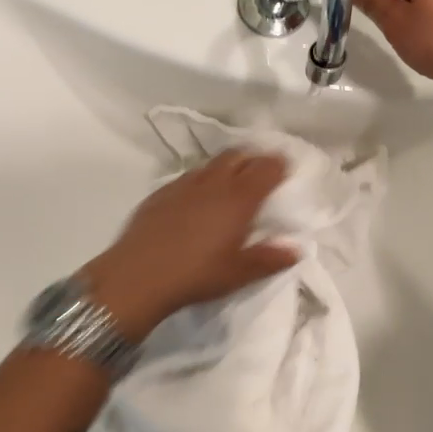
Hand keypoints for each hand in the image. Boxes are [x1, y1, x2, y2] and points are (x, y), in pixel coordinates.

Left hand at [85, 151, 298, 337]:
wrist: (138, 276)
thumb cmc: (196, 275)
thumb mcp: (238, 273)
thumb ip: (269, 259)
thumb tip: (295, 250)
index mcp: (238, 199)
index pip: (265, 168)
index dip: (279, 165)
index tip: (286, 169)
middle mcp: (213, 183)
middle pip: (238, 155)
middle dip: (253, 158)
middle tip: (261, 172)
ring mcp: (183, 185)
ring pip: (211, 164)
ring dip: (226, 167)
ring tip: (231, 184)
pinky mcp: (160, 193)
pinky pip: (188, 177)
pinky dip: (201, 180)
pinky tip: (197, 199)